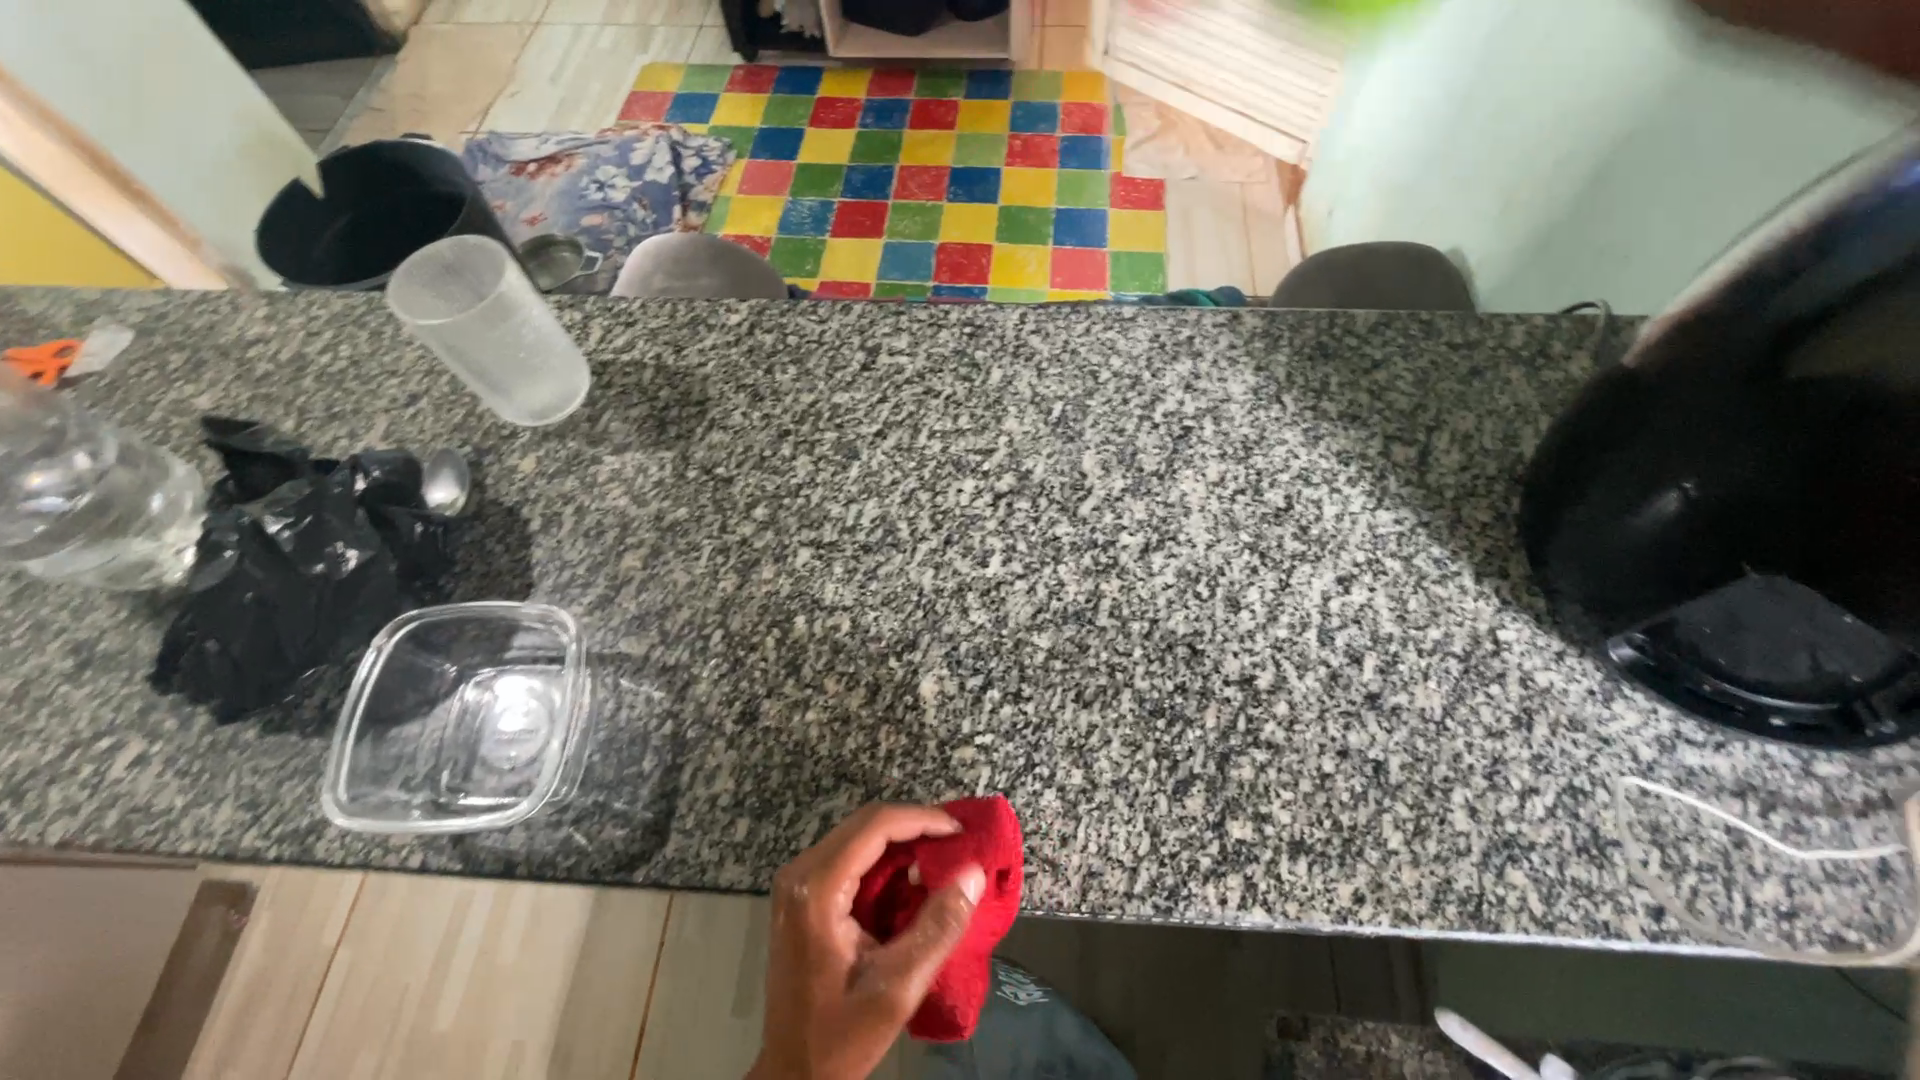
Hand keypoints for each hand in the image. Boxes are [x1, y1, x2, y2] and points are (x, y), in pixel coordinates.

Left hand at [746, 803, 986, 1079]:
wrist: (793, 1071)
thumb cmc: (841, 1034)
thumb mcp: (897, 987)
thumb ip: (937, 927)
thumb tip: (973, 873)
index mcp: (816, 890)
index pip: (875, 826)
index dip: (922, 819)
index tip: (962, 832)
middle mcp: (800, 873)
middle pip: (865, 824)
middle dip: (916, 827)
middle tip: (959, 844)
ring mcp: (797, 882)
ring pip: (858, 837)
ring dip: (902, 842)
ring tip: (944, 857)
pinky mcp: (802, 895)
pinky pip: (849, 857)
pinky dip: (884, 861)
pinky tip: (913, 878)